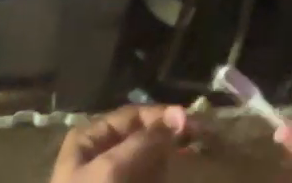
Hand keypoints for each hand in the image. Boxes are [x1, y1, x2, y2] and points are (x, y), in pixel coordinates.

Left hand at [50, 105, 188, 182]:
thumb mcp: (111, 170)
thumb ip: (144, 142)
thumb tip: (179, 116)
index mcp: (90, 140)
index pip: (132, 117)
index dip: (161, 116)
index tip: (191, 120)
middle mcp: (102, 156)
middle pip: (143, 139)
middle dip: (170, 138)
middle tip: (201, 138)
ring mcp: (114, 182)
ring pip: (150, 163)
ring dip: (170, 160)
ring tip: (193, 156)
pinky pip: (150, 181)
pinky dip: (164, 178)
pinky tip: (178, 175)